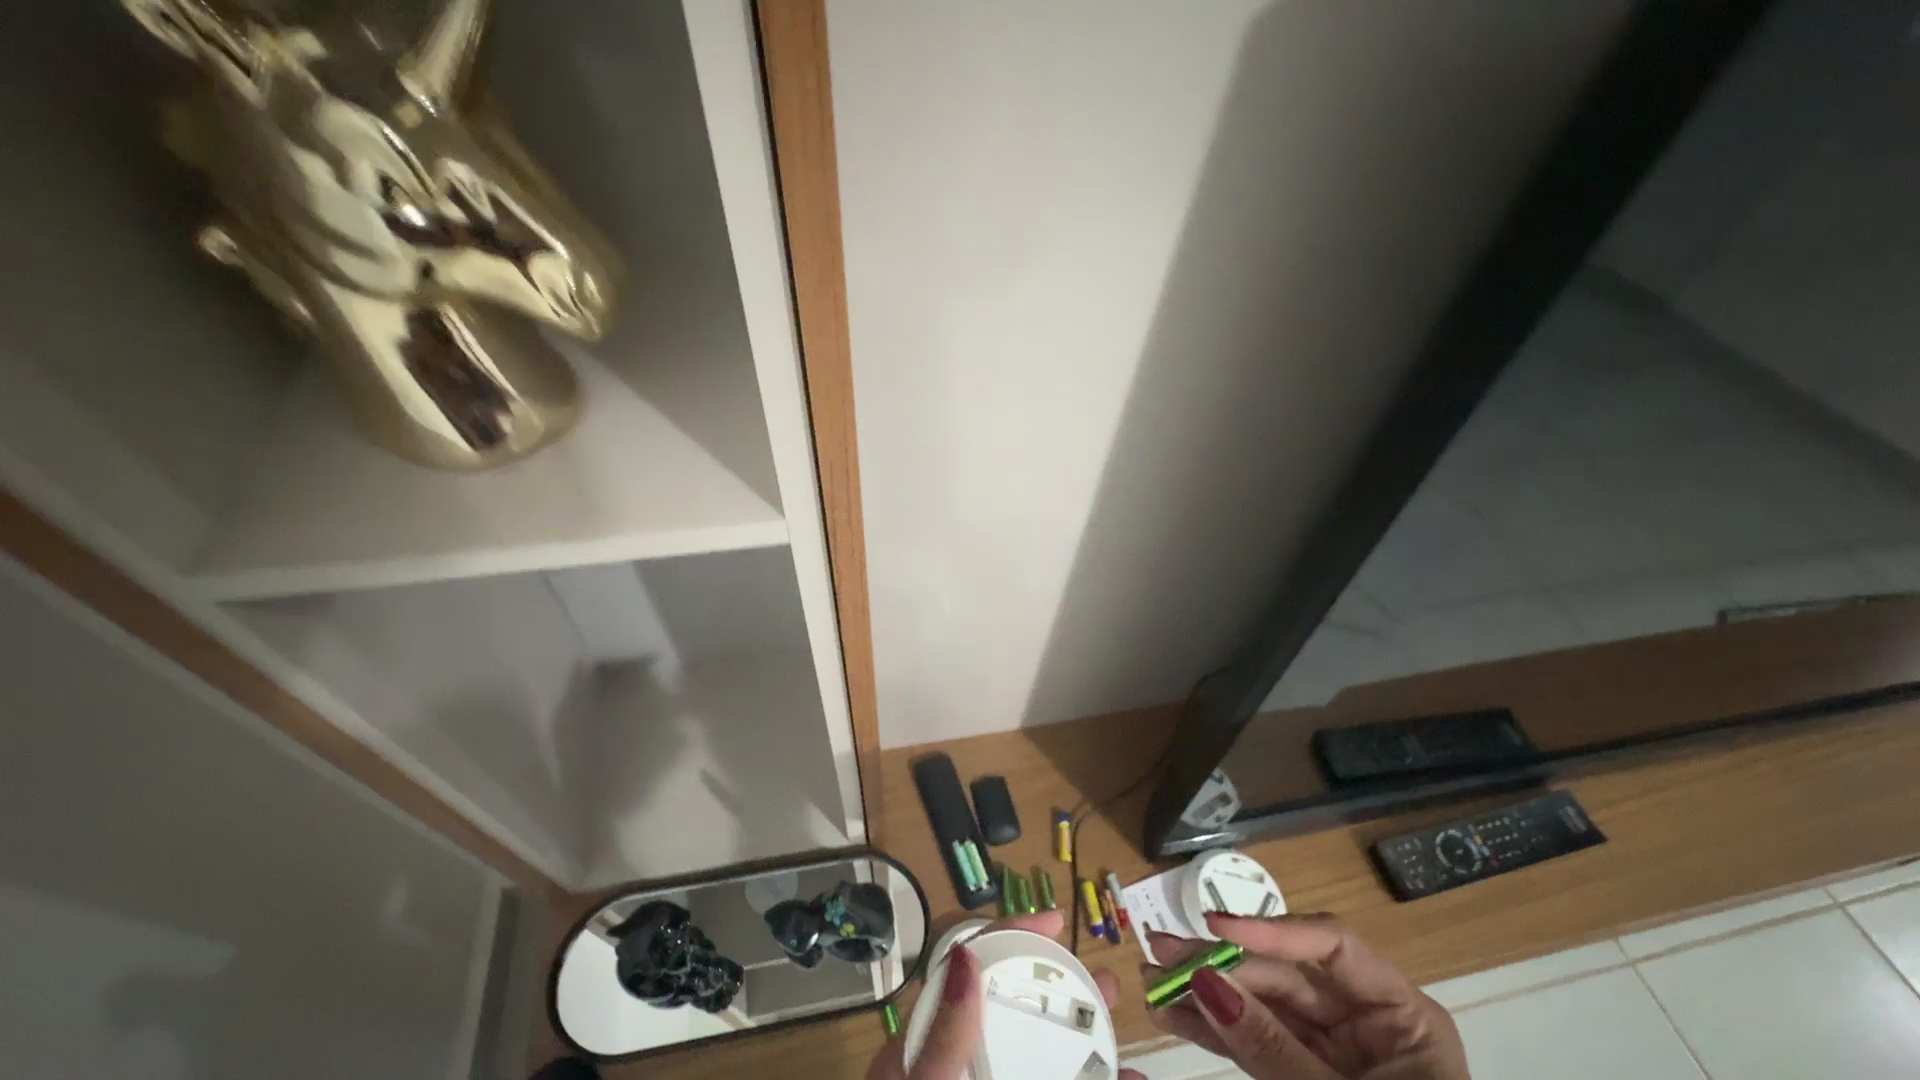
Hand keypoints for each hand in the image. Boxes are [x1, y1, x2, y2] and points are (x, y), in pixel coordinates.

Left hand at [866, 910, 1145, 1079]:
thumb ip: (945, 1036)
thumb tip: (964, 957)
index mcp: (926, 1042)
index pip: (968, 967)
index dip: (1010, 934)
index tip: (1053, 924)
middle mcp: (957, 1064)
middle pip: (1014, 1008)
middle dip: (1063, 990)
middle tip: (1108, 986)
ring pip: (1039, 1058)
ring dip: (1085, 1049)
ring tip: (1128, 1047)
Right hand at [1146, 913, 1469, 1079]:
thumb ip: (1273, 1048)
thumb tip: (1207, 983)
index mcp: (1402, 1017)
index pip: (1331, 947)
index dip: (1270, 930)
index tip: (1212, 925)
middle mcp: (1366, 1023)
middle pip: (1285, 974)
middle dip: (1220, 964)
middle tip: (1159, 950)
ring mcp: (1333, 1052)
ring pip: (1260, 1006)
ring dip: (1206, 994)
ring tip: (1151, 981)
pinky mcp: (1303, 1076)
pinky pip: (1254, 1043)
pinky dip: (1215, 1032)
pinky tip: (1172, 1017)